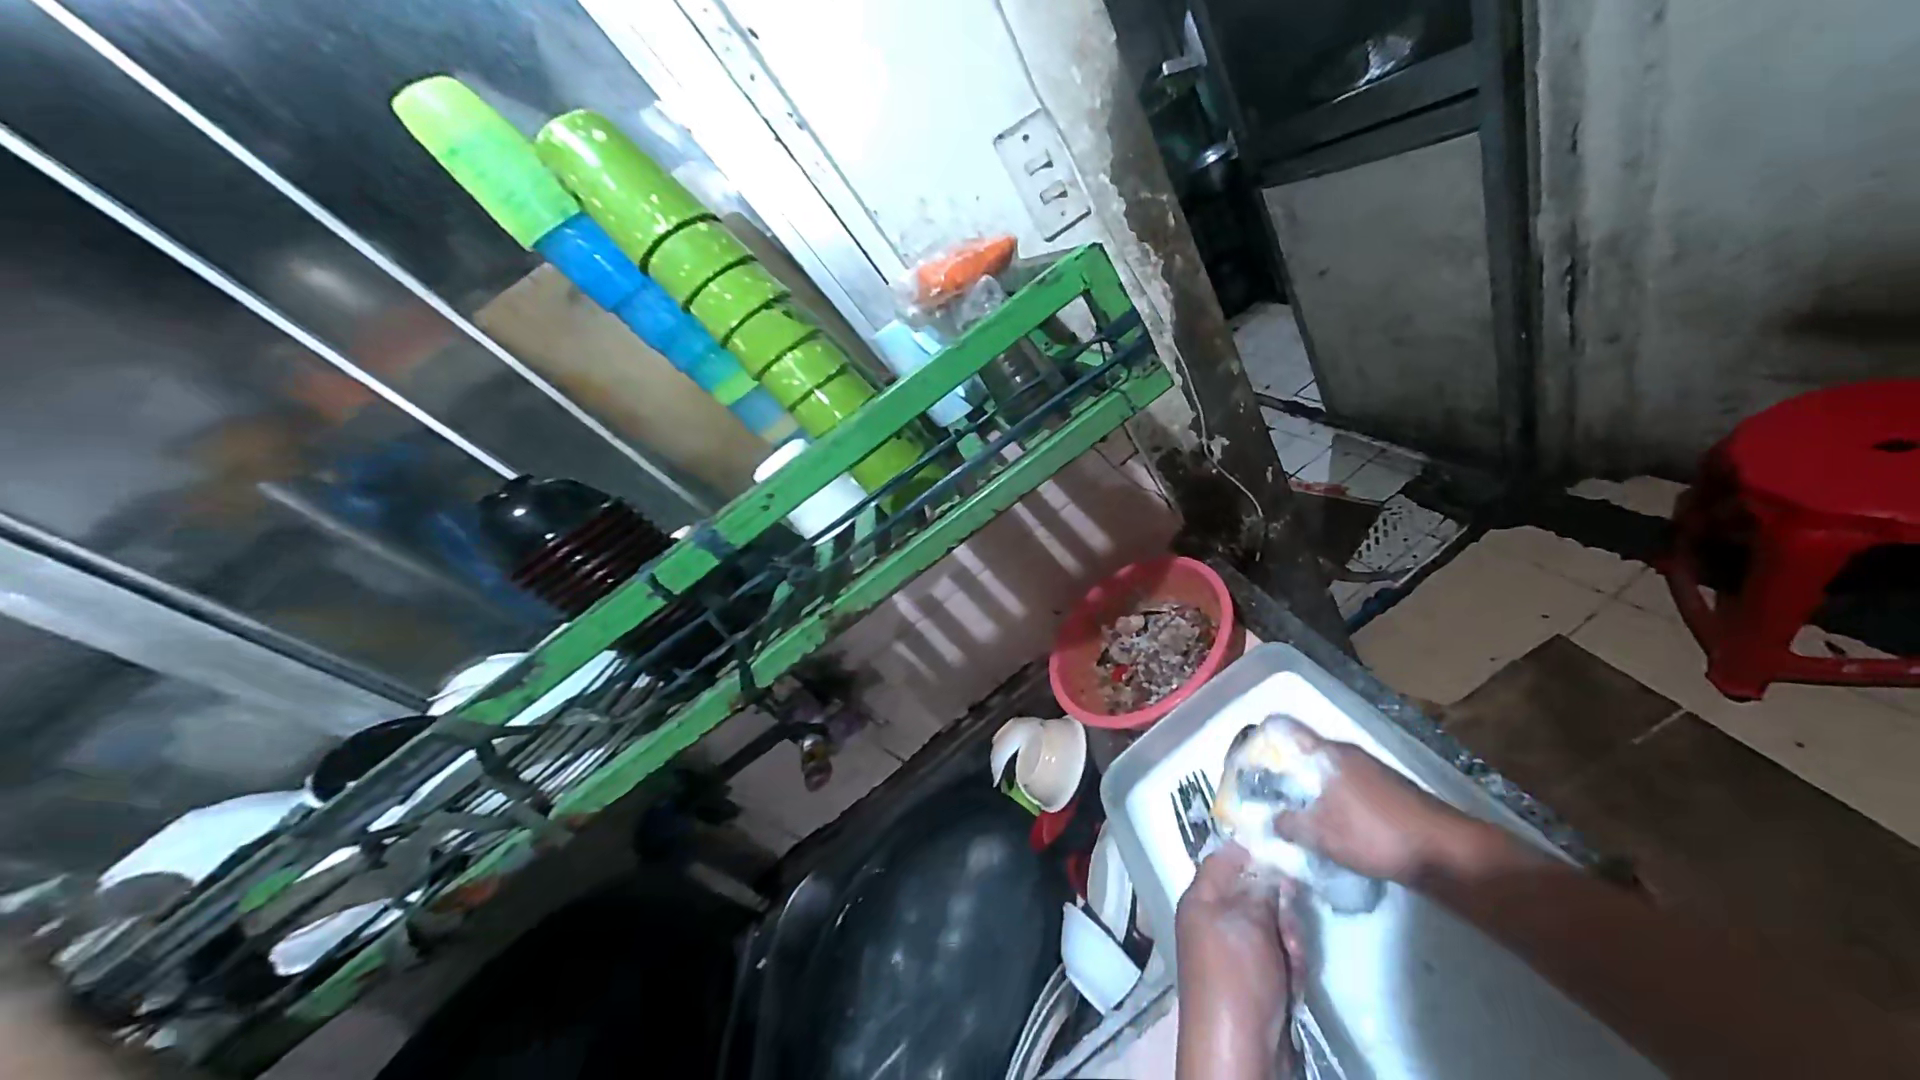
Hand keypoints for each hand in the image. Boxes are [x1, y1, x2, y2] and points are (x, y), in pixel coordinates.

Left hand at [1174, 845, 1297, 1079]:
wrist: (1239, 1049)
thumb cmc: (1236, 975)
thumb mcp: (1249, 923)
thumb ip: (1260, 890)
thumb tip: (1269, 864)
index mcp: (1200, 900)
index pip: (1222, 859)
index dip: (1250, 851)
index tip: (1284, 850)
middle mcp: (1214, 920)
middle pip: (1255, 895)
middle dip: (1280, 911)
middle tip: (1289, 930)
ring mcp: (1235, 951)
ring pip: (1273, 927)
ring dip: (1288, 943)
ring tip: (1290, 965)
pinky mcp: (1255, 978)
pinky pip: (1278, 957)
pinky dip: (1289, 968)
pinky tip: (1291, 986)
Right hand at [1266, 719, 1540, 886]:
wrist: (1447, 852)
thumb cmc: (1376, 835)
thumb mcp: (1322, 835)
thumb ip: (1289, 824)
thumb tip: (1270, 819)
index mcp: (1328, 753)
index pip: (1285, 727)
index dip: (1262, 735)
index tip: (1247, 755)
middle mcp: (1348, 752)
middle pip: (1304, 749)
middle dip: (1283, 767)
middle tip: (1265, 789)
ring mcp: (1371, 768)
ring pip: (1327, 768)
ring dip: (1309, 784)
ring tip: (1293, 808)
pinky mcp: (1388, 788)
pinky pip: (1346, 782)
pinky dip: (1332, 795)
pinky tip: (1329, 819)